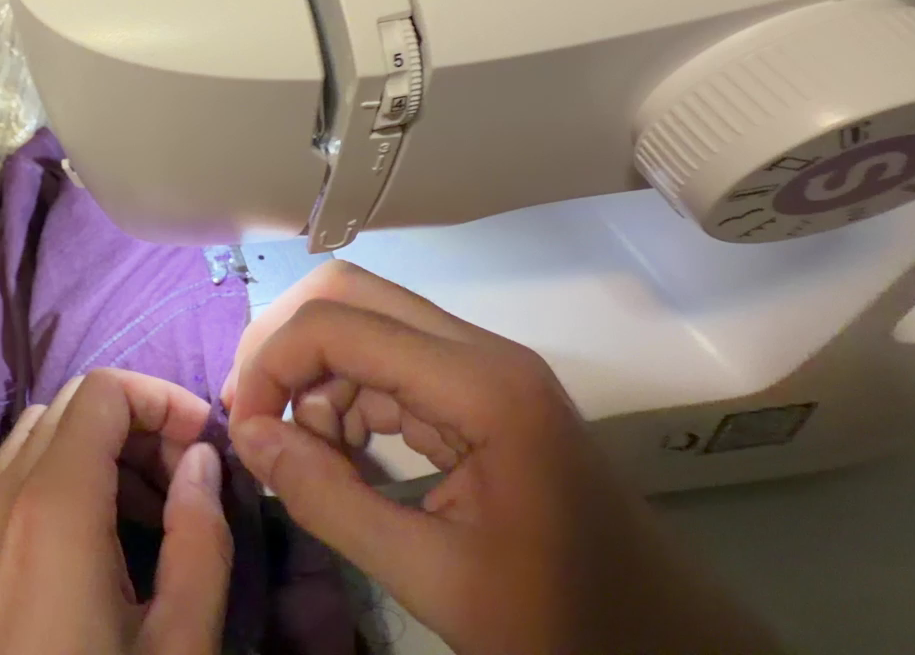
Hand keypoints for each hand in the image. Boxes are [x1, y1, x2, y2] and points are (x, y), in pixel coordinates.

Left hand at [0, 370, 233, 654]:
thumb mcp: (178, 645)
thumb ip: (200, 539)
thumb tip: (202, 460)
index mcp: (53, 502)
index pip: (102, 391)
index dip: (160, 399)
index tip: (205, 443)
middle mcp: (4, 493)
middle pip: (71, 405)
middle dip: (137, 422)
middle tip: (189, 478)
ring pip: (40, 435)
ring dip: (101, 448)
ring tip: (157, 511)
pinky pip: (18, 477)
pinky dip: (66, 475)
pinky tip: (104, 539)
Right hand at [226, 261, 780, 654]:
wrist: (668, 646)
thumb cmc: (562, 621)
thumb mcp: (435, 580)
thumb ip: (330, 502)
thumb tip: (248, 435)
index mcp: (481, 387)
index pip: (338, 323)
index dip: (271, 363)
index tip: (246, 431)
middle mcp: (480, 352)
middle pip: (348, 294)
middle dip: (283, 345)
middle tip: (255, 413)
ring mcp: (481, 366)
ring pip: (361, 321)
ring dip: (312, 375)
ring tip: (302, 452)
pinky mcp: (476, 389)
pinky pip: (384, 360)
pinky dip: (342, 394)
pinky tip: (338, 453)